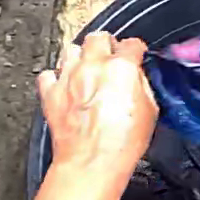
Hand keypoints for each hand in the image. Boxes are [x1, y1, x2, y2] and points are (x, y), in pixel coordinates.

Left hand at [39, 31, 157, 175]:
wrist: (92, 162)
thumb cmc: (121, 144)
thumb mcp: (150, 111)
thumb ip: (143, 86)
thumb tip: (137, 77)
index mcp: (121, 68)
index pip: (131, 44)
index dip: (135, 49)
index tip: (135, 54)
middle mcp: (92, 66)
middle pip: (98, 37)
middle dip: (106, 45)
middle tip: (110, 57)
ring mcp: (68, 77)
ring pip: (71, 49)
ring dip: (81, 56)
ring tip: (87, 69)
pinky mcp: (51, 92)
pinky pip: (49, 74)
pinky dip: (56, 77)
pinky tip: (65, 85)